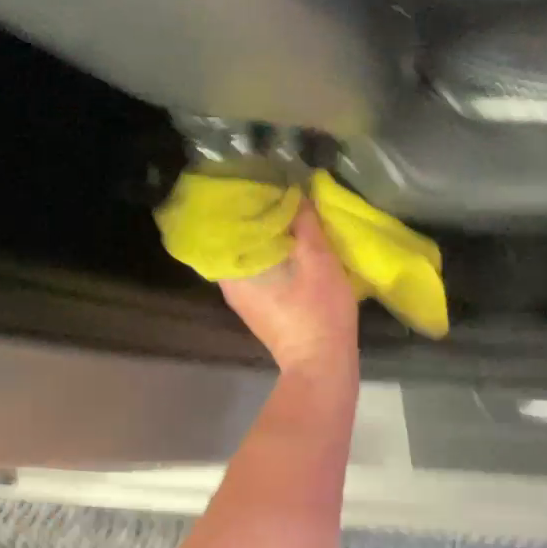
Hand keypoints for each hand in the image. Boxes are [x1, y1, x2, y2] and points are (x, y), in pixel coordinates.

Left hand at [220, 203, 358, 374]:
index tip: (257, 180)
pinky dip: (269, 253)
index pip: (224, 224)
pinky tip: (289, 242)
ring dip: (263, 234)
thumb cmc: (317, 313)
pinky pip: (256, 269)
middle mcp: (229, 283)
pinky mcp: (258, 308)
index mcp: (234, 270)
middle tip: (273, 189)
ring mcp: (243, 298)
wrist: (322, 367)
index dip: (240, 199)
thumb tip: (296, 191)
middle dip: (252, 215)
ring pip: (247, 254)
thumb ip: (305, 223)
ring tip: (283, 209)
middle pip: (235, 238)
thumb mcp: (318, 260)